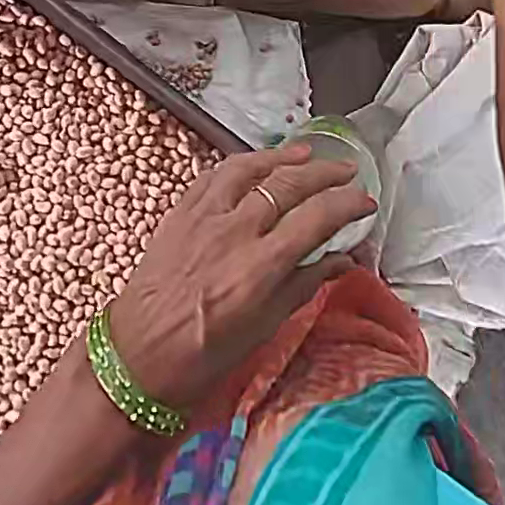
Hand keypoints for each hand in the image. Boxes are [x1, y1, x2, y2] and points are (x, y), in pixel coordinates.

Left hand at [106, 143, 376, 410]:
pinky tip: (254, 162)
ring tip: (306, 152)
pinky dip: (240, 164)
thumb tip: (342, 260)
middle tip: (346, 170)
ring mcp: (203, 216)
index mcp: (260, 266)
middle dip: (324, 172)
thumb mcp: (265, 325)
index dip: (347, 204)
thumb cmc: (205, 351)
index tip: (365, 201)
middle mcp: (233, 231)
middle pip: (288, 184)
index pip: (316, 218)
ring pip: (249, 169)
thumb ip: (304, 284)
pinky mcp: (179, 211)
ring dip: (282, 156)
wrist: (139, 352)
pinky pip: (213, 175)